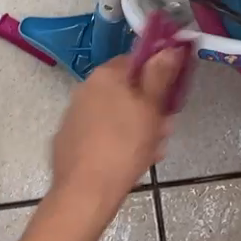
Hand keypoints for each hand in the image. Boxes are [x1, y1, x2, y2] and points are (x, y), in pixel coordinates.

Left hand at [51, 50, 183, 211]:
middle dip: (149, 108)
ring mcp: (74, 114)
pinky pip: (101, 132)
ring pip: (116, 114)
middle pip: (127, 90)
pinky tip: (129, 162)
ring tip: (152, 151)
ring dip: (137, 127)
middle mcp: (86, 87)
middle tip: (164, 130)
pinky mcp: (69, 138)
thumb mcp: (150, 108)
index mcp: (106, 74)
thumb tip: (169, 48)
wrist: (85, 192)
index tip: (170, 98)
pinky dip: (116, 141)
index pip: (136, 61)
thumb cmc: (124, 146)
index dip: (157, 77)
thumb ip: (160, 75)